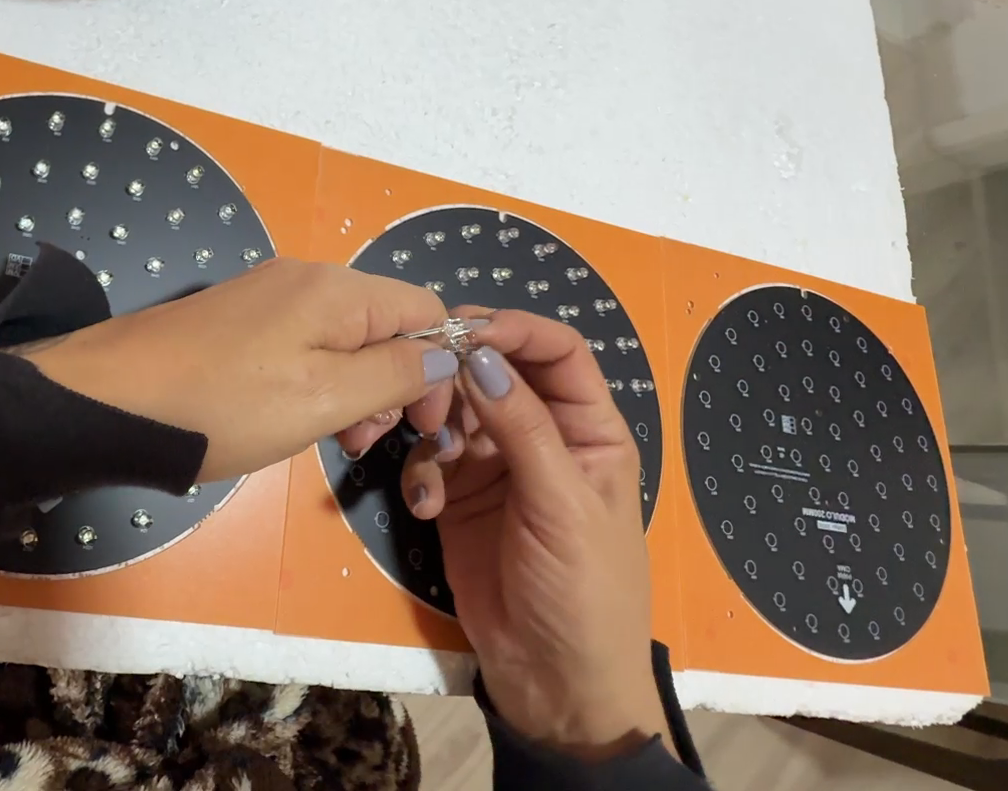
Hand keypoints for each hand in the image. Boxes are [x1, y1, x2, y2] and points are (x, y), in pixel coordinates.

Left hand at [20, 259, 456, 481]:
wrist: (107, 399)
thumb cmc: (223, 405)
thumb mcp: (323, 397)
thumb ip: (394, 373)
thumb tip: (447, 352)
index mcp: (336, 288)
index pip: (425, 309)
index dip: (439, 367)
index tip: (420, 426)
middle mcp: (305, 278)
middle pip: (383, 323)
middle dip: (391, 383)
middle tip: (361, 441)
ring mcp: (265, 297)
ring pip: (341, 339)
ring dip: (352, 389)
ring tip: (329, 439)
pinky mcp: (236, 320)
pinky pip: (300, 345)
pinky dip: (312, 382)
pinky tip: (289, 418)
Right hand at [398, 308, 670, 760]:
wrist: (551, 680)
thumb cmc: (584, 590)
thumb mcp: (561, 505)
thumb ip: (521, 426)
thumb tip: (480, 353)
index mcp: (587, 429)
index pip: (558, 353)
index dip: (518, 330)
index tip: (466, 328)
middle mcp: (538, 434)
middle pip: (494, 373)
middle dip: (457, 376)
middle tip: (421, 386)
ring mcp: (493, 463)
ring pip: (451, 410)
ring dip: (433, 428)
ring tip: (432, 463)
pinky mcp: (455, 492)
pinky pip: (427, 458)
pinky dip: (419, 474)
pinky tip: (425, 507)